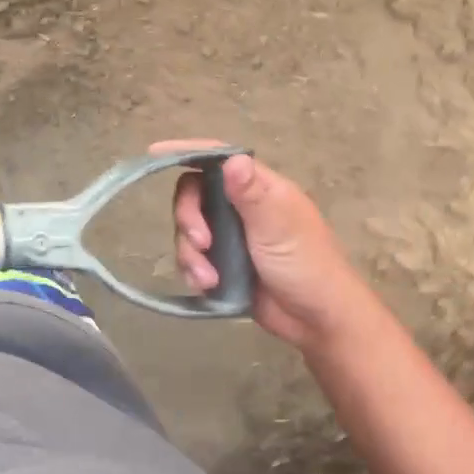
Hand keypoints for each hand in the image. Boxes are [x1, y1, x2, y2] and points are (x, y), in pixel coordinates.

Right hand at [153, 139, 388, 354]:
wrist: (318, 321)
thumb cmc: (307, 267)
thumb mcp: (278, 227)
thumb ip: (252, 193)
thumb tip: (231, 158)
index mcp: (260, 189)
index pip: (219, 157)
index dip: (188, 151)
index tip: (154, 152)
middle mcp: (242, 207)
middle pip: (195, 194)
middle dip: (188, 217)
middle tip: (201, 242)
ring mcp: (232, 236)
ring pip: (189, 229)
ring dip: (190, 252)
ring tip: (208, 276)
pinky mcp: (223, 263)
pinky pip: (193, 257)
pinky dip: (194, 269)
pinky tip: (208, 285)